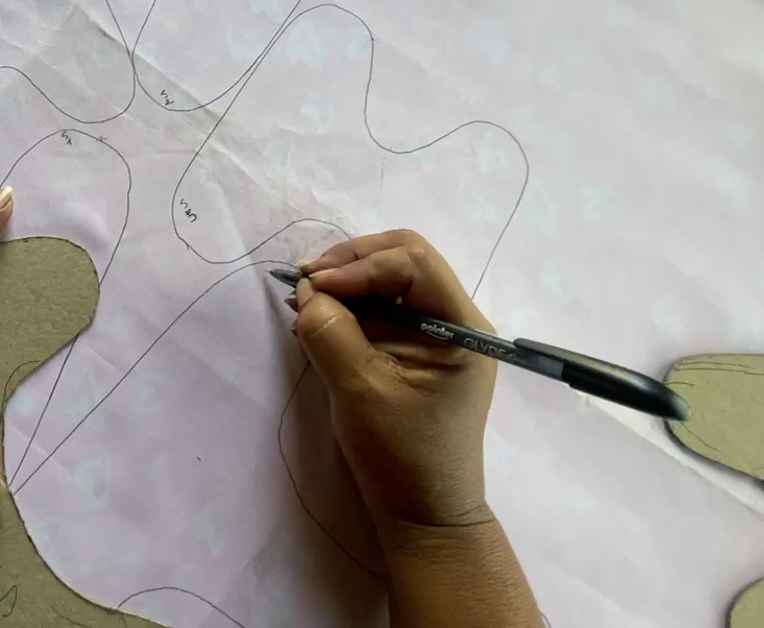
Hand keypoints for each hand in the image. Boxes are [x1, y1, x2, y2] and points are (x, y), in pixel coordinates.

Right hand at [290, 230, 495, 538]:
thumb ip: (329, 329)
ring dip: (341, 278)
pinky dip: (342, 299)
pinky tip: (315, 316)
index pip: (412, 262)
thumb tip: (305, 288)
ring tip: (304, 301)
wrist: (419, 508)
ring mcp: (430, 329)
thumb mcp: (358, 388)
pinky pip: (374, 300)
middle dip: (348, 261)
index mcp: (460, 329)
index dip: (358, 265)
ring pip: (384, 273)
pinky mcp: (407, 341)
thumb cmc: (399, 452)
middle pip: (400, 256)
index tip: (314, 287)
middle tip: (306, 281)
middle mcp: (451, 319)